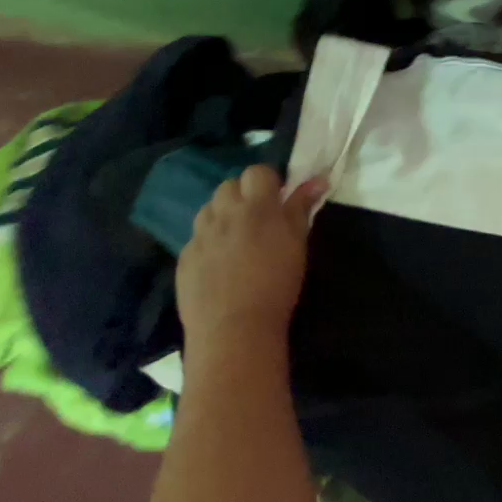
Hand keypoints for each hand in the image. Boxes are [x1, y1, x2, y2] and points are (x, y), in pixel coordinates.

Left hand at [175, 166, 327, 353]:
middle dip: (244, 194)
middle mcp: (224, 215)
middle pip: (229, 185)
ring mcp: (199, 237)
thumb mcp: (298, 243)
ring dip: (223, 214)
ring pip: (209, 209)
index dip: (269, 181)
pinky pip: (197, 237)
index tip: (280, 199)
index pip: (257, 172)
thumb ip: (302, 208)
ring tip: (237, 236)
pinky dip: (209, 240)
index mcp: (256, 207)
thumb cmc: (277, 284)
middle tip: (259, 217)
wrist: (233, 329)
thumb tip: (317, 180)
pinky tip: (220, 262)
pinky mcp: (183, 258)